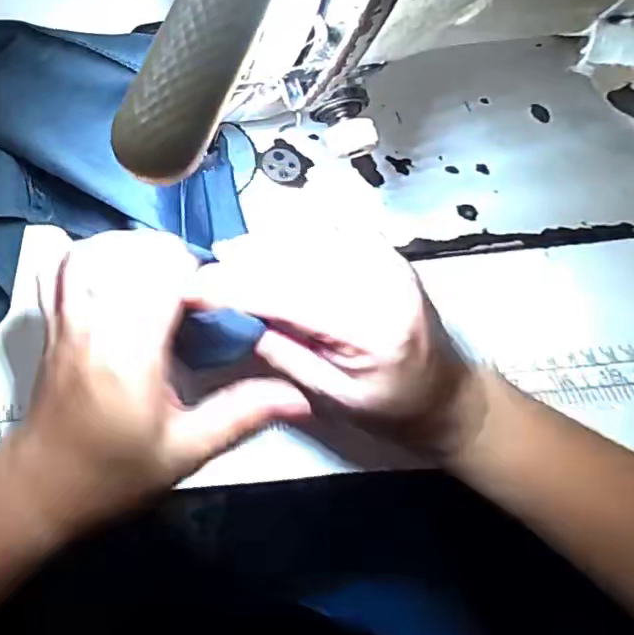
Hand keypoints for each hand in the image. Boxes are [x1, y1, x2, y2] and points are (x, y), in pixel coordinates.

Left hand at [1, 231, 311, 534]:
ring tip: (154, 269)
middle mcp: (93, 324)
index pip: (164, 280)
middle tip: (193, 285)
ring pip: (89, 255)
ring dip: (125, 249)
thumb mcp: (185, 450)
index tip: (217, 301)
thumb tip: (299, 396)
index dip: (198, 277)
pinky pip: (56, 272)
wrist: (46, 482)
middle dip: (167, 258)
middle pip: (126, 256)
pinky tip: (108, 266)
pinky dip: (82, 257)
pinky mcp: (50, 323)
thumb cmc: (116, 472)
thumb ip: (240, 414)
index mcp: (130, 352)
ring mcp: (64, 319)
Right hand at [189, 229, 487, 461]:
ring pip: (295, 236)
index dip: (227, 288)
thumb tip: (223, 314)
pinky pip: (314, 229)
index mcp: (371, 325)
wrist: (448, 392)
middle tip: (196, 277)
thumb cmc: (388, 405)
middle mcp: (380, 278)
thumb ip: (276, 349)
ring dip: (251, 248)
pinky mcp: (376, 245)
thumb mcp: (328, 394)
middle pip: (284, 257)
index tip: (185, 290)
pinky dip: (278, 238)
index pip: (281, 293)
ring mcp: (381, 255)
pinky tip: (258, 253)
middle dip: (232, 264)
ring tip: (221, 264)